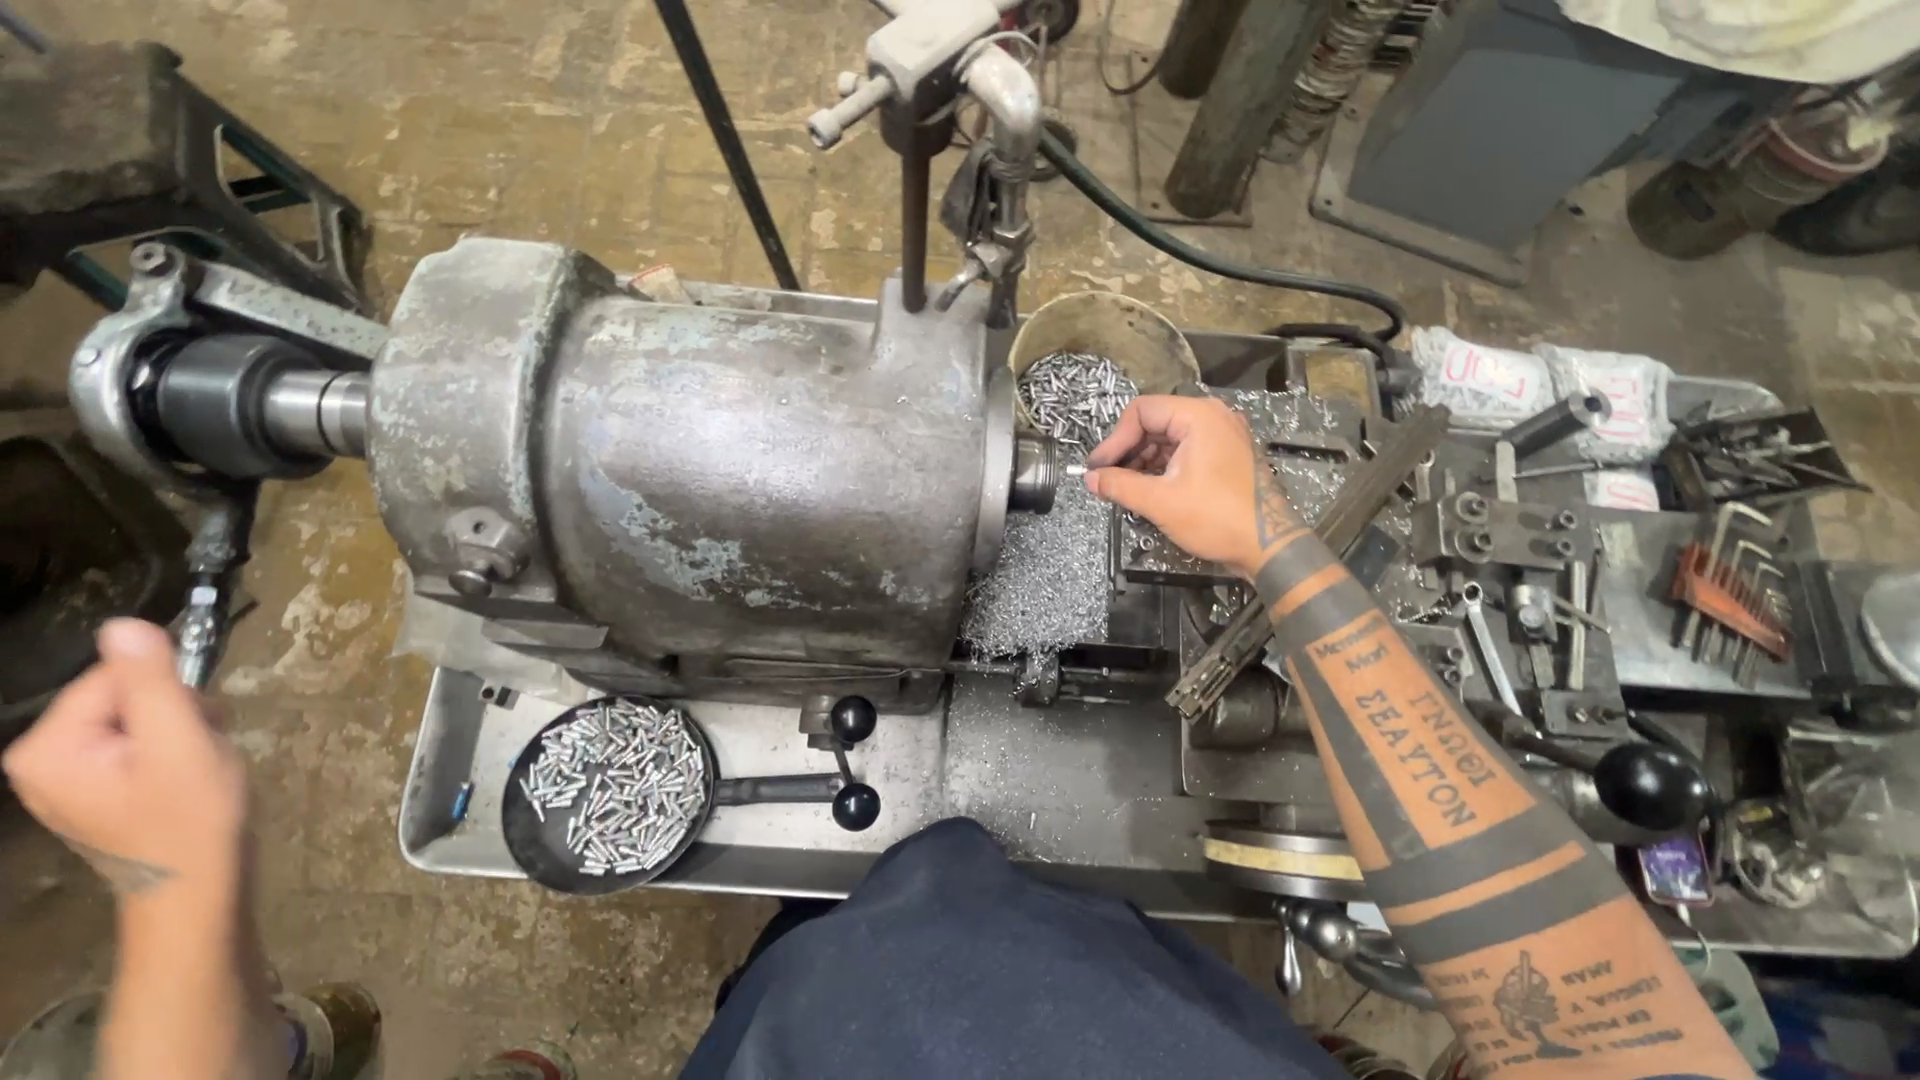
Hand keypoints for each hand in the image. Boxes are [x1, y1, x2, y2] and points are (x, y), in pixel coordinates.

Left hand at [3, 619, 247, 906]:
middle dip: (178, 714)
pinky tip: (185, 777)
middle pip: (124, 698)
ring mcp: (63, 776)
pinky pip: (135, 744)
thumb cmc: (190, 817)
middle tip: (202, 750)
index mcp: (48, 746)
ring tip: (197, 767)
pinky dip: (172, 752)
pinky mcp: (92, 787)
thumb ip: (151, 683)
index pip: (115, 677)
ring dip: (181, 732)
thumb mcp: (180, 742)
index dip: (171, 694)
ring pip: (137, 719)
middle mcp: (40, 758)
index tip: (199, 726)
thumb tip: (124, 625)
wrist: (195, 887)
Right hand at [1084, 395, 1300, 577]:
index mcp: (1199, 417)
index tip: (1098, 468)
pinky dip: (1163, 466)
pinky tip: (1149, 488)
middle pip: (1155, 422)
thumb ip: (1120, 485)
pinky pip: (1186, 450)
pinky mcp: (1226, 456)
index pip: (1142, 411)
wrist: (1269, 546)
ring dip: (1143, 460)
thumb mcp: (1160, 502)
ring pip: (1169, 438)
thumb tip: (1091, 479)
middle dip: (1128, 450)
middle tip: (1107, 479)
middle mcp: (1213, 417)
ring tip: (1125, 487)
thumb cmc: (1216, 518)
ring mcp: (1223, 436)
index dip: (1115, 439)